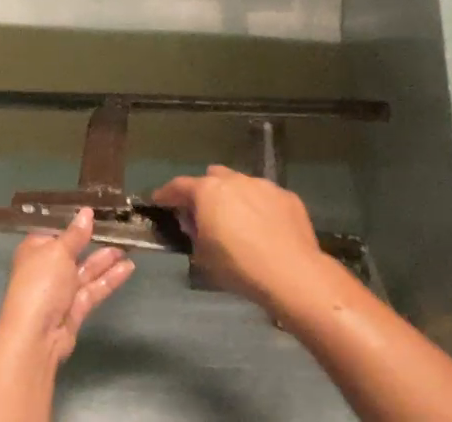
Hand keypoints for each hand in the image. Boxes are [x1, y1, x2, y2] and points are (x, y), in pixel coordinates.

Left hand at [0, 207, 135, 365]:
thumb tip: (87, 211)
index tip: (94, 209)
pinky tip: (128, 267)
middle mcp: (47, 267)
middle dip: (93, 240)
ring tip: (128, 246)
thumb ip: (76, 234)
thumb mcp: (58, 251)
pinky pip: (94, 288)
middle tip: (117, 227)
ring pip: (86, 269)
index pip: (54, 230)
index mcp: (35, 249)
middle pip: (73, 250)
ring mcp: (62, 289)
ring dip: (105, 259)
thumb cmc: (41, 283)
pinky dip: (109, 278)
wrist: (36, 335)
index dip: (72, 221)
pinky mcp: (76, 307)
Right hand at [152, 166, 327, 310]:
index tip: (159, 200)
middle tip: (205, 214)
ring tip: (239, 223)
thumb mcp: (203, 256)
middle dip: (205, 192)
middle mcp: (234, 180)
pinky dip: (260, 208)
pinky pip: (266, 198)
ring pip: (241, 184)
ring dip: (234, 198)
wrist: (292, 274)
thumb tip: (193, 222)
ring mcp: (263, 186)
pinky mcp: (287, 197)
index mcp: (208, 191)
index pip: (178, 186)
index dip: (166, 194)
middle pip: (212, 178)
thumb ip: (194, 233)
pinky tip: (266, 230)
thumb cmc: (239, 266)